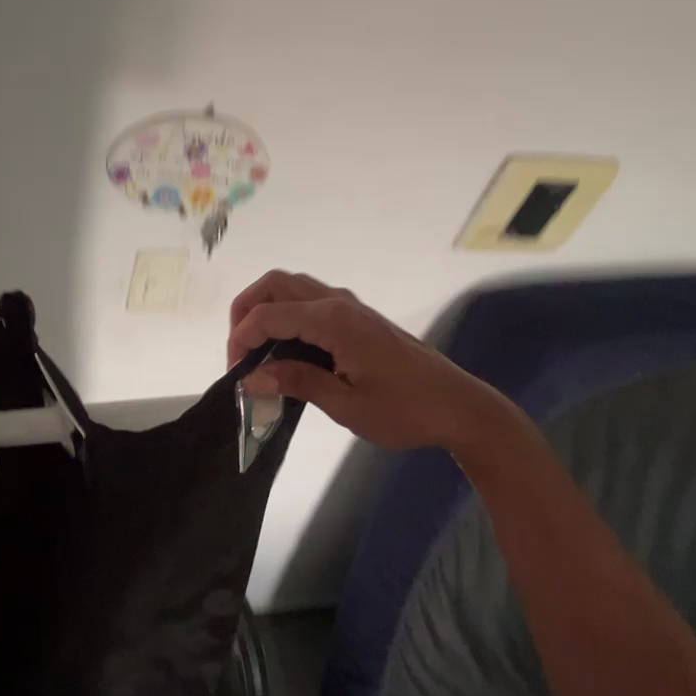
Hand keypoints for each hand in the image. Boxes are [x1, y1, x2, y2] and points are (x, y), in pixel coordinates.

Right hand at [228, 270, 533, 452]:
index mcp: (333, 321)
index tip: (236, 375)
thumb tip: (251, 378)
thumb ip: (296, 383)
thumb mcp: (346, 404)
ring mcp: (350, 306)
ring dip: (265, 309)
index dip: (241, 340)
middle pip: (274, 284)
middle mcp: (338, 302)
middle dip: (246, 311)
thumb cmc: (404, 411)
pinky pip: (309, 299)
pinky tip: (286, 350)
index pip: (267, 315)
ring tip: (256, 350)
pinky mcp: (358, 316)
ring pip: (291, 286)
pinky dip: (285, 314)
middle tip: (239, 351)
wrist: (459, 408)